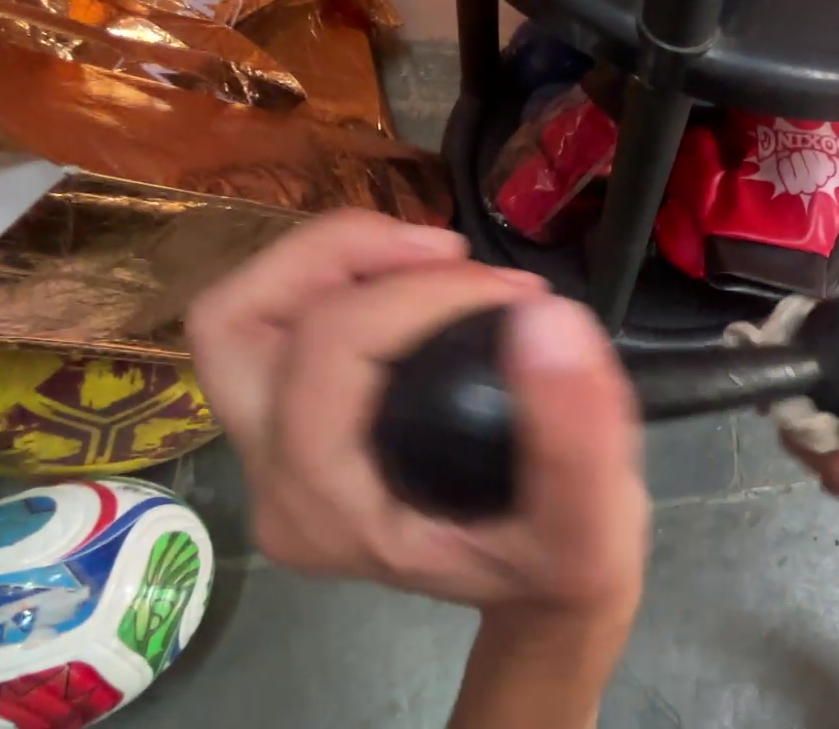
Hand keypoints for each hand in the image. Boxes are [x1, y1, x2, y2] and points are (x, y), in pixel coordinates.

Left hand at [186, 209, 648, 615]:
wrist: (542, 588)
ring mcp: (278, 454)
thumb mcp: (596, 520)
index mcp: (330, 504)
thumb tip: (546, 314)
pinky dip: (349, 279)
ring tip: (440, 258)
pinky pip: (286, 324)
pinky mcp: (301, 427)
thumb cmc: (565, 562)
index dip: (421, 293)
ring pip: (251, 315)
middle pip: (242, 322)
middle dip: (345, 256)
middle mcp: (279, 479)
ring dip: (339, 261)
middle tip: (451, 250)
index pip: (330, 348)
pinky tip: (429, 284)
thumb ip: (580, 430)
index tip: (517, 292)